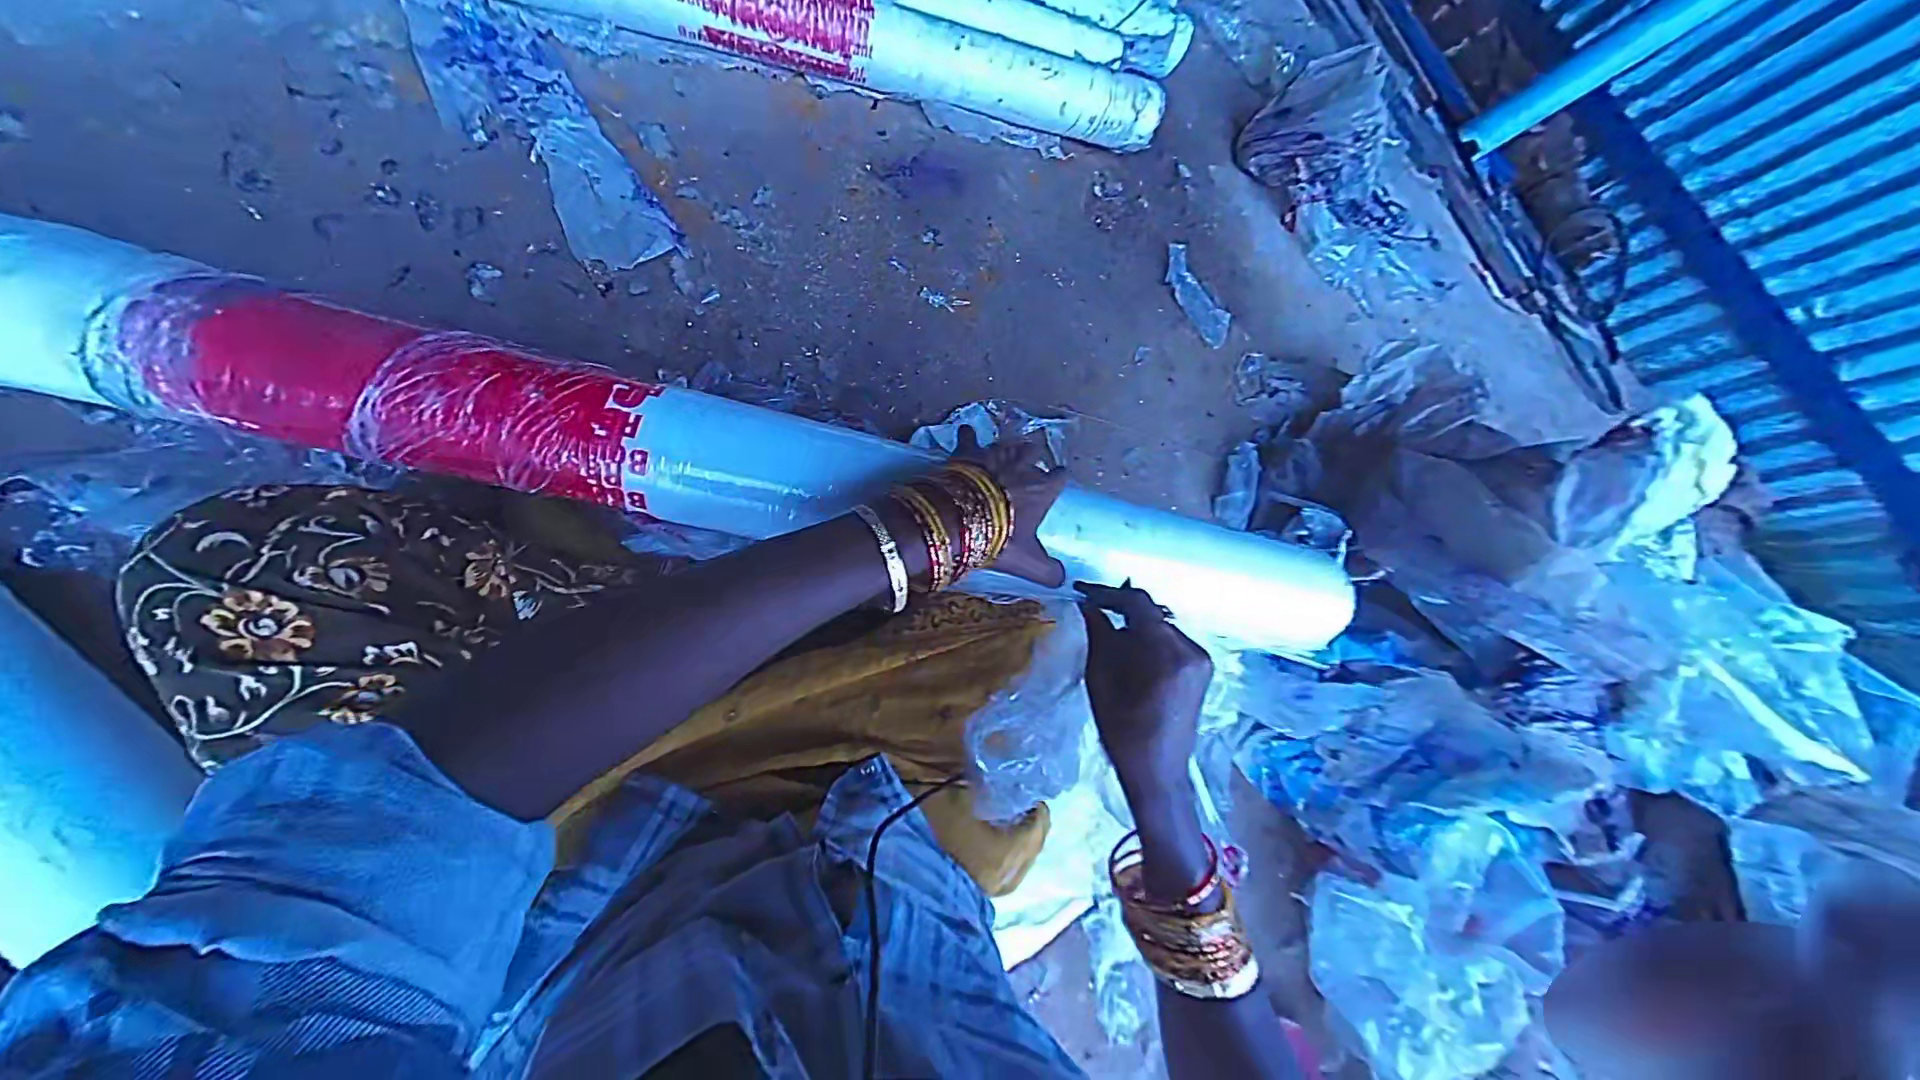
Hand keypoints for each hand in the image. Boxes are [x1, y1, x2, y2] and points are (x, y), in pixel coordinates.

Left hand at [953, 427, 1066, 586]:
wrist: (961, 519)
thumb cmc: (1000, 539)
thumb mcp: (1027, 561)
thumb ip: (1047, 571)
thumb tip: (1062, 580)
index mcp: (1041, 489)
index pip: (1059, 477)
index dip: (1058, 478)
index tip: (1058, 480)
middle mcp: (1021, 467)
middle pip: (1033, 452)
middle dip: (1032, 456)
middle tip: (1029, 463)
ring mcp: (994, 456)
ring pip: (1006, 444)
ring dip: (1006, 448)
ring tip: (1005, 450)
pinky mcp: (968, 453)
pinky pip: (969, 438)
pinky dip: (967, 437)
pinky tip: (965, 433)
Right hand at [1078, 582, 1211, 790]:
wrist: (1157, 769)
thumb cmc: (1122, 728)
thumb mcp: (1100, 677)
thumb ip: (1098, 634)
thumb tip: (1088, 605)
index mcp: (1166, 650)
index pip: (1138, 603)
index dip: (1107, 593)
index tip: (1083, 591)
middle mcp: (1191, 648)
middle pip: (1152, 613)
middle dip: (1121, 608)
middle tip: (1092, 608)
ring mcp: (1200, 659)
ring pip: (1161, 626)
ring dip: (1136, 624)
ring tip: (1109, 630)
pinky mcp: (1202, 670)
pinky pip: (1172, 642)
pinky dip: (1150, 640)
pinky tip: (1132, 651)